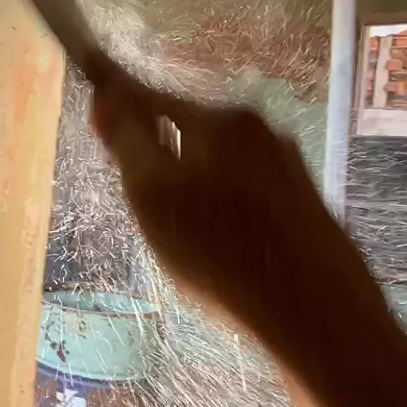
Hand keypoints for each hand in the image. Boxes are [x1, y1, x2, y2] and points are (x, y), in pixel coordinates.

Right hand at [88, 73, 379, 340]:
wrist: (316, 313)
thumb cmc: (217, 250)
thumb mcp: (150, 192)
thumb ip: (125, 139)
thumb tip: (106, 92)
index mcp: (219, 120)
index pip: (149, 95)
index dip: (114, 99)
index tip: (91, 92)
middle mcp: (258, 129)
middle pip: (182, 129)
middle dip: (152, 152)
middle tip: (133, 197)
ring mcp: (286, 163)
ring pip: (211, 160)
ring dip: (183, 180)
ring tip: (172, 230)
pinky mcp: (301, 199)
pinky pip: (238, 186)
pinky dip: (214, 202)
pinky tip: (211, 243)